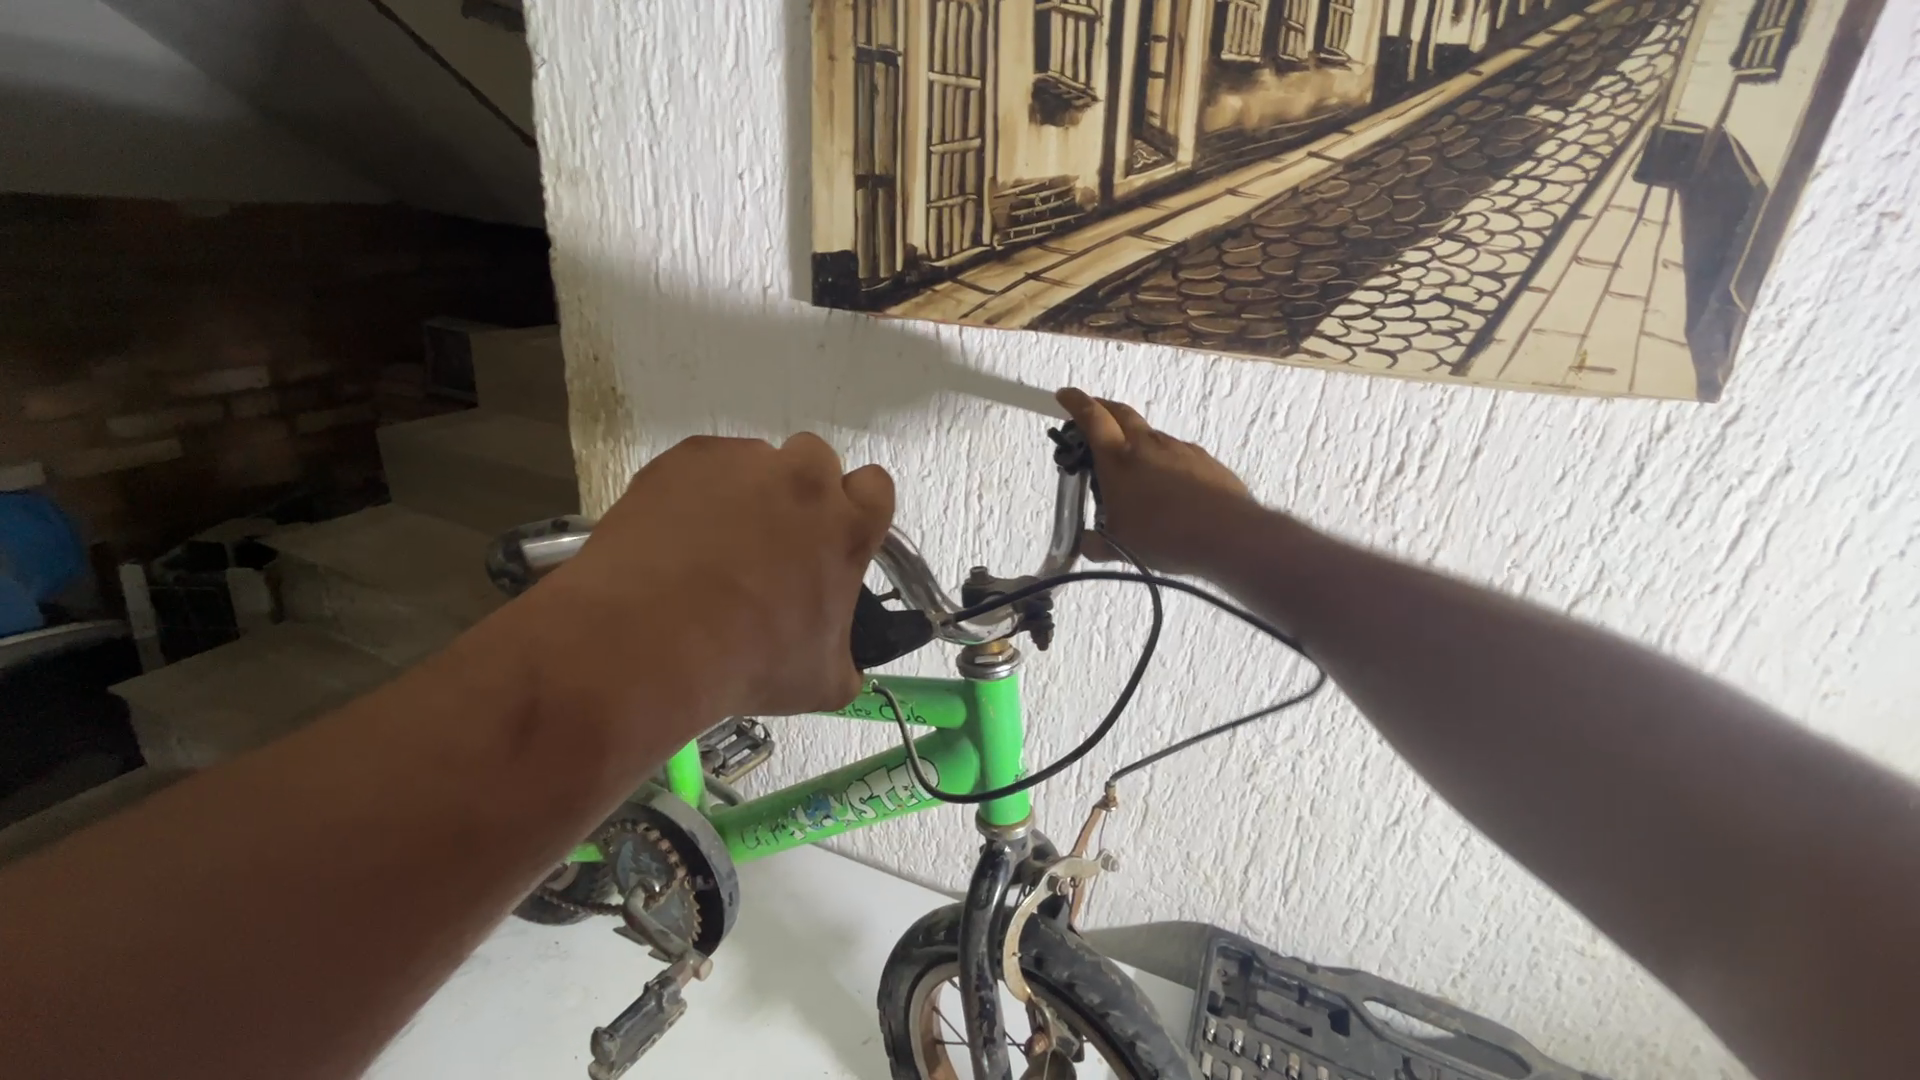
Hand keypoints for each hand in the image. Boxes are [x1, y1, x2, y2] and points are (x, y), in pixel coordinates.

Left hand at [533, 433, 893, 723]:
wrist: (647, 642)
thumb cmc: (748, 663)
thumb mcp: (823, 681)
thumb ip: (848, 658)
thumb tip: (843, 663)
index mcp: (847, 527)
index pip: (876, 488)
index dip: (857, 510)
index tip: (833, 537)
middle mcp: (803, 481)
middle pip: (818, 462)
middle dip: (803, 492)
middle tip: (775, 540)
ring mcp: (744, 463)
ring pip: (758, 463)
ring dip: (749, 492)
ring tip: (714, 543)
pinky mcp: (687, 458)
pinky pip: (704, 467)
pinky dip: (698, 493)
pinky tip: (676, 537)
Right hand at [1057, 388, 1257, 575]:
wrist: (1227, 534)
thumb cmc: (1163, 536)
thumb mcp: (1120, 547)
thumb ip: (1096, 544)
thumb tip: (1086, 543)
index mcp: (1118, 459)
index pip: (1092, 418)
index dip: (1075, 403)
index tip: (1063, 395)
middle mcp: (1147, 445)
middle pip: (1121, 413)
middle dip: (1102, 408)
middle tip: (1092, 413)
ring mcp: (1179, 449)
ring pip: (1150, 435)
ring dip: (1135, 439)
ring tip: (1132, 467)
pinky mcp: (1204, 460)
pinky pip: (1175, 453)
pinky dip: (1163, 460)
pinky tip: (1168, 487)